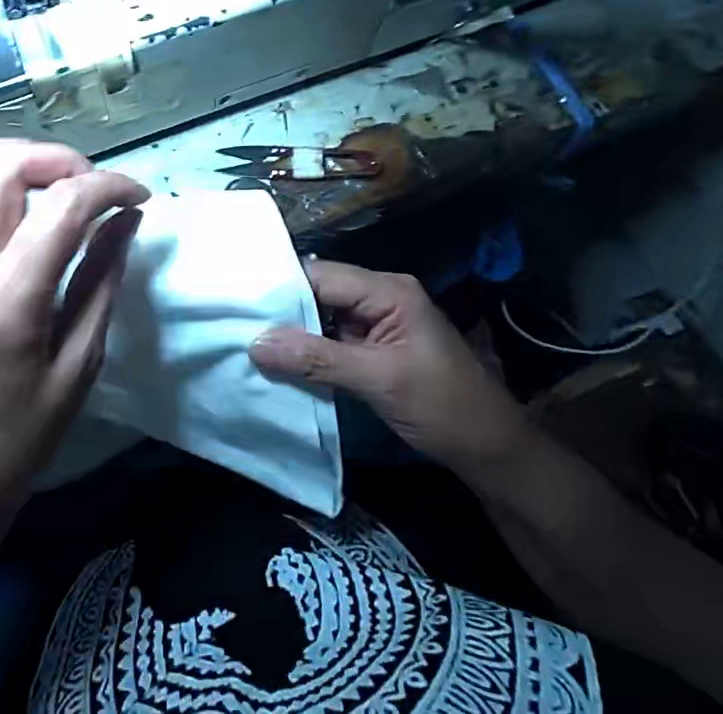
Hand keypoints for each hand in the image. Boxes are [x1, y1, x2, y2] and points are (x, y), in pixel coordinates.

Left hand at [0, 140, 148, 528]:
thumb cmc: (32, 423)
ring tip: (54, 182)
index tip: (139, 198)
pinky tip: (11, 192)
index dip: (109, 188)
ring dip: (16, 156)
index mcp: (7, 301)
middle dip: (58, 159)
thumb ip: (104, 275)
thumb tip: (127, 216)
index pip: (60, 209)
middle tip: (93, 187)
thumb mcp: (84, 355)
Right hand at [251, 260, 530, 481]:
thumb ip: (318, 359)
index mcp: (389, 291)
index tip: (239, 301)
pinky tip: (276, 359)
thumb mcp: (379, 380)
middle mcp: (380, 297)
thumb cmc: (442, 405)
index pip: (323, 277)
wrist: (487, 446)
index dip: (282, 288)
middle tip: (235, 322)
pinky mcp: (372, 348)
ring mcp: (376, 323)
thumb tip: (257, 343)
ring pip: (322, 317)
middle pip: (320, 292)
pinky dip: (307, 349)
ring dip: (292, 331)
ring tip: (246, 338)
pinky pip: (330, 340)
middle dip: (282, 309)